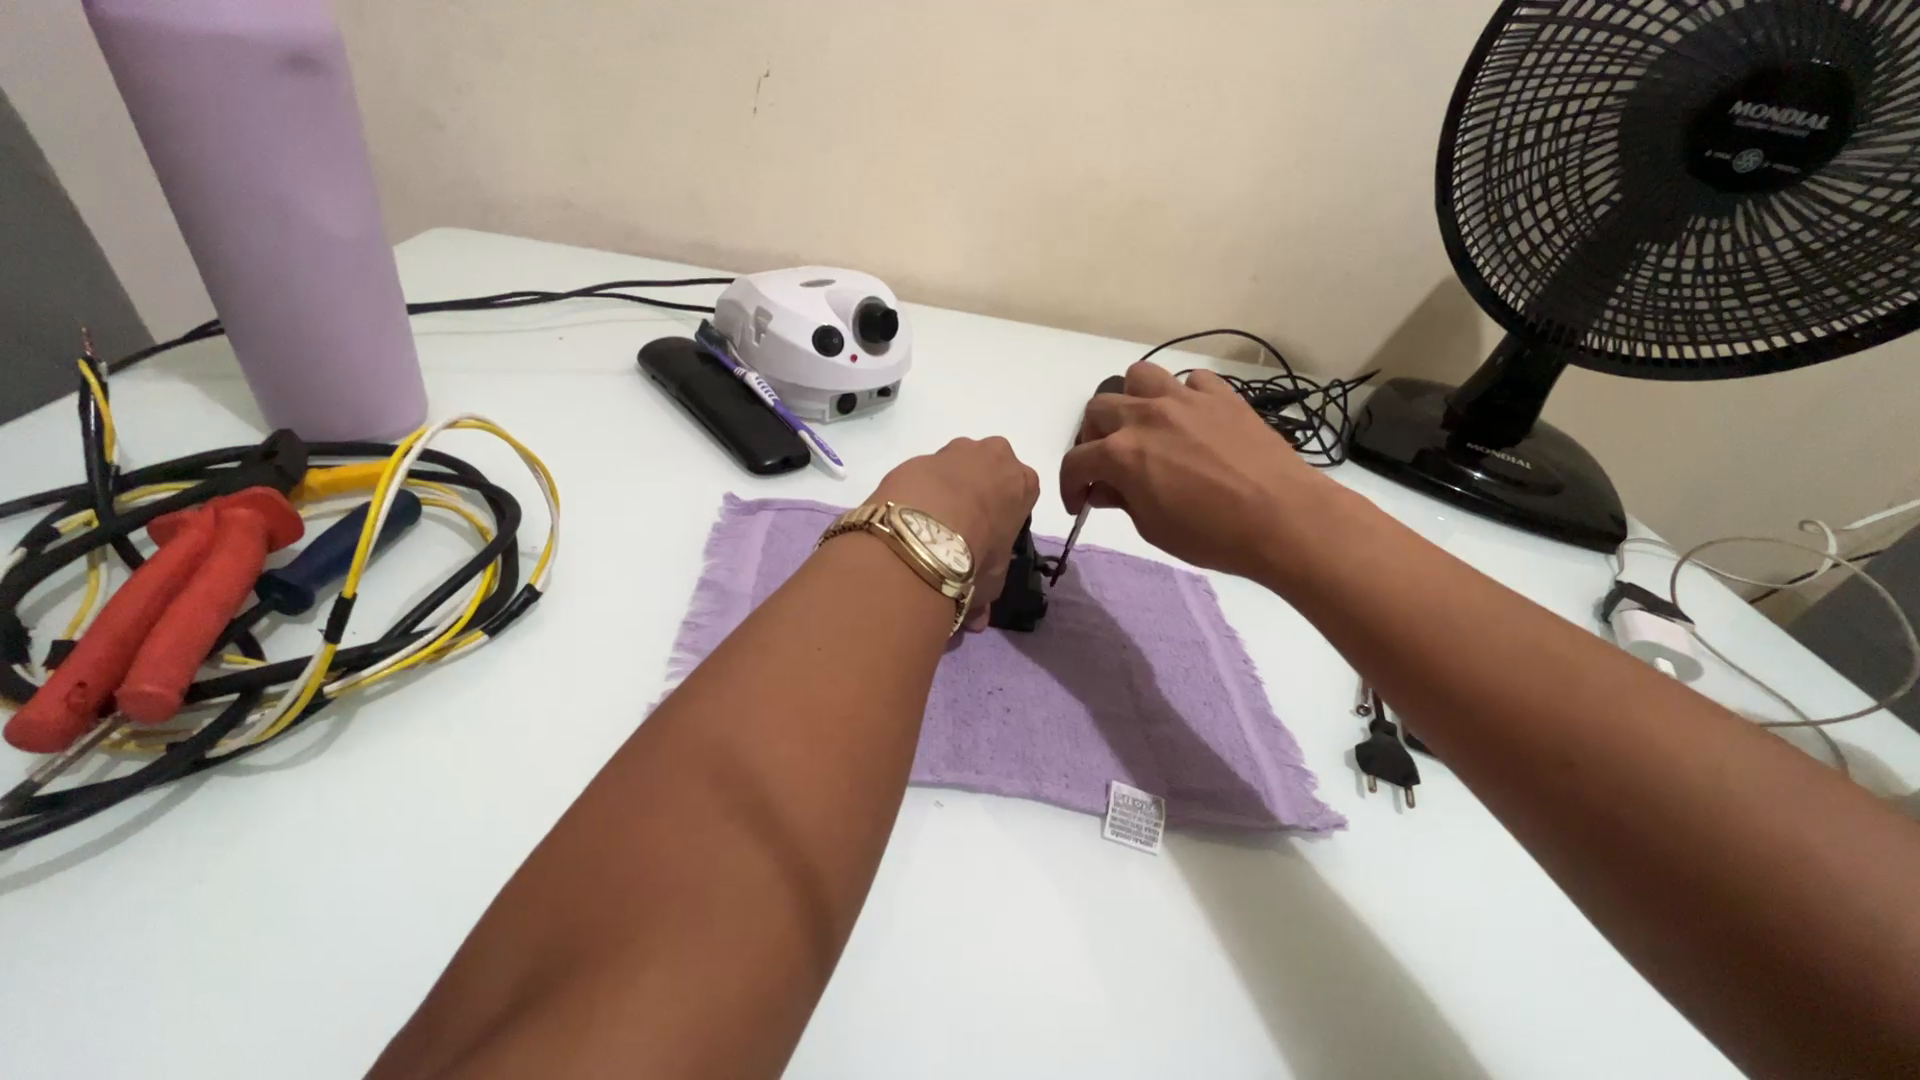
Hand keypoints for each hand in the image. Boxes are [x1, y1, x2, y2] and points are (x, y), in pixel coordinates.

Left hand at [870, 437, 1040, 630]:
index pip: (1021, 494)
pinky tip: (907, 523)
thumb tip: (976, 621)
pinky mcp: (916, 458)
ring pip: (953, 471)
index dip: (1004, 519)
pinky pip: (921, 478)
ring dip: (944, 494)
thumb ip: (987, 596)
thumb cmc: (977, 554)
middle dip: (976, 498)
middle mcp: (993, 455)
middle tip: (960, 534)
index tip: (990, 540)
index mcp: (1023, 481)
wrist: (925, 532)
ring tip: (929, 530)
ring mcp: (952, 452)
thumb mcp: (992, 581)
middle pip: (987, 474)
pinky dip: (917, 496)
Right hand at [1059, 361, 1337, 581]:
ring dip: (1132, 401)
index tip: (1079, 502)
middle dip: (1094, 439)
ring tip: (1144, 427)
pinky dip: (1183, 397)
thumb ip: (1122, 500)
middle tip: (1109, 465)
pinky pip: (1191, 381)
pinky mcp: (1222, 395)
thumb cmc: (1212, 535)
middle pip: (1099, 410)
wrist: (1283, 518)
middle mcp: (1146, 416)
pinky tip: (1192, 422)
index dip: (1070, 485)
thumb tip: (1106, 488)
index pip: (1076, 461)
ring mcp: (1186, 399)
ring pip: (1139, 377)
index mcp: (1121, 453)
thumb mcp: (1153, 528)